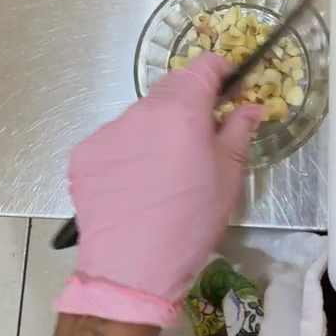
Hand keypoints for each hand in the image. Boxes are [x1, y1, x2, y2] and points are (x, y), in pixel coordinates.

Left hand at [57, 53, 261, 326]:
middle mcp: (141, 111)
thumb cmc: (191, 222)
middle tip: (201, 136)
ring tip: (166, 168)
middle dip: (189, 103)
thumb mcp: (228, 177)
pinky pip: (115, 139)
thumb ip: (239, 132)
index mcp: (182, 112)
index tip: (228, 88)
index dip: (219, 72)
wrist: (132, 268)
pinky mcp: (84, 154)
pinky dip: (130, 150)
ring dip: (158, 128)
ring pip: (141, 115)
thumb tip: (251, 107)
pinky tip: (137, 183)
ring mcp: (107, 131)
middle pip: (170, 89)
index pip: (202, 67)